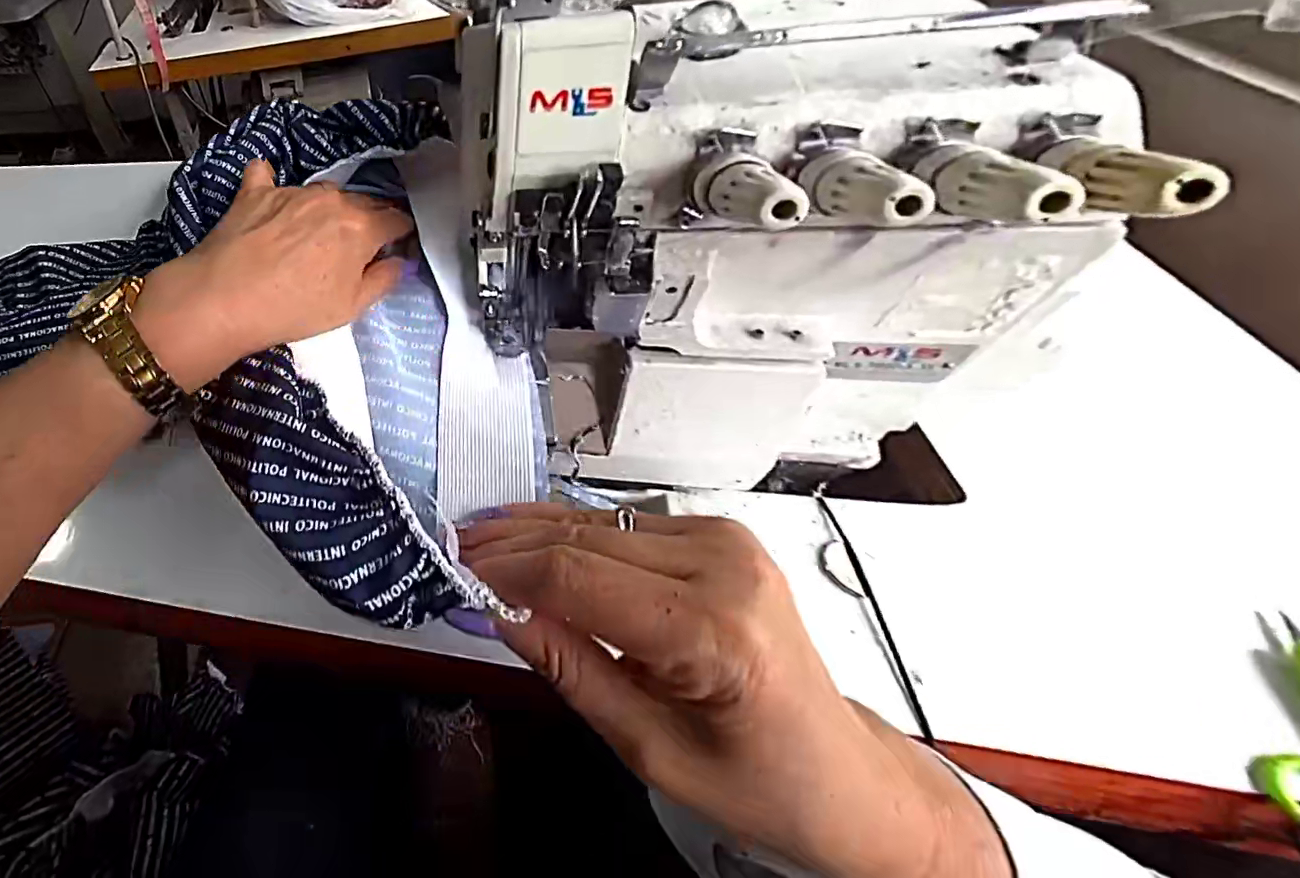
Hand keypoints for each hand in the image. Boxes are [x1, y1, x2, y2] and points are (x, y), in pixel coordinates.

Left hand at [130, 159, 413, 386]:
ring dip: (329, 209)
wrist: (224, 299)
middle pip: (364, 202)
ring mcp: (292, 191)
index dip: (400, 234)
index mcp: (361, 226)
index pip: (395, 220)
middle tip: (358, 247)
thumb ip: (383, 280)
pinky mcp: (256, 191)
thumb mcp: (351, 307)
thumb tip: (397, 262)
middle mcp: (331, 200)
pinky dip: (274, 185)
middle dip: (369, 220)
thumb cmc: (293, 309)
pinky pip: (269, 176)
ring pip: (324, 194)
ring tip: (315, 235)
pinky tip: (271, 197)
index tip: (395, 246)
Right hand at [460, 505, 1010, 877]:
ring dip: (538, 529)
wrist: (841, 768)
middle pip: (587, 538)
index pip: (581, 577)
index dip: (511, 569)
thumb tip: (503, 609)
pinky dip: (575, 531)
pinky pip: (627, 524)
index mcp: (714, 630)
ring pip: (602, 521)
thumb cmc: (757, 778)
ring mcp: (725, 540)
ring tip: (484, 532)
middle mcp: (724, 565)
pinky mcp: (719, 533)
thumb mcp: (649, 747)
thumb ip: (570, 667)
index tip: (462, 568)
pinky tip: (537, 532)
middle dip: (515, 542)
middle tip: (459, 544)